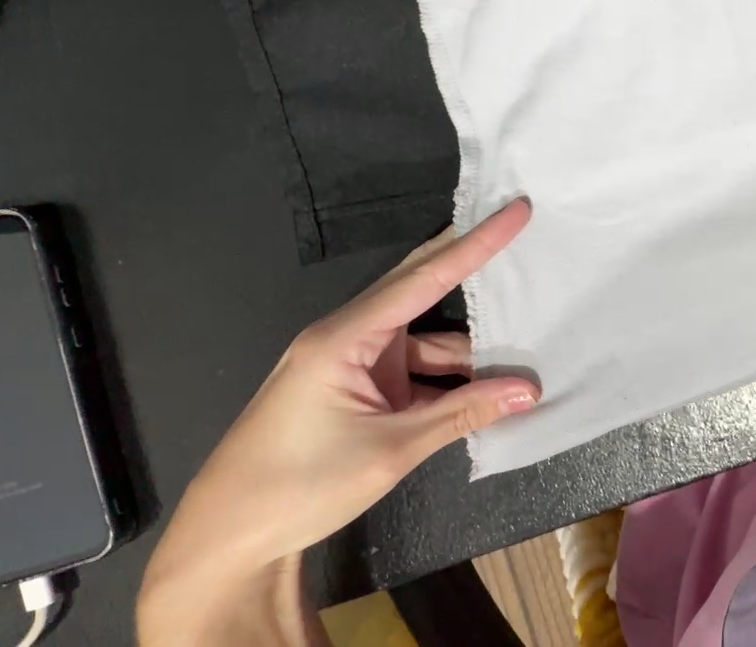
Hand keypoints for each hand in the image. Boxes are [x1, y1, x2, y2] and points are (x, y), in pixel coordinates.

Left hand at [138, 200, 539, 644]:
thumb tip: (531, 391)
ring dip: (471, 349)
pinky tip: (490, 390)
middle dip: (469, 259)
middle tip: (517, 225)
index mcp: (343, 338)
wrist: (224, 547)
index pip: (425, 277)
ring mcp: (353, 363)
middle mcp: (348, 338)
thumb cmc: (297, 488)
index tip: (515, 209)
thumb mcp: (391, 450)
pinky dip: (454, 377)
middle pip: (421, 285)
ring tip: (524, 350)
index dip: (476, 243)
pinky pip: (419, 368)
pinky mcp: (359, 388)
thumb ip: (465, 412)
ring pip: (428, 337)